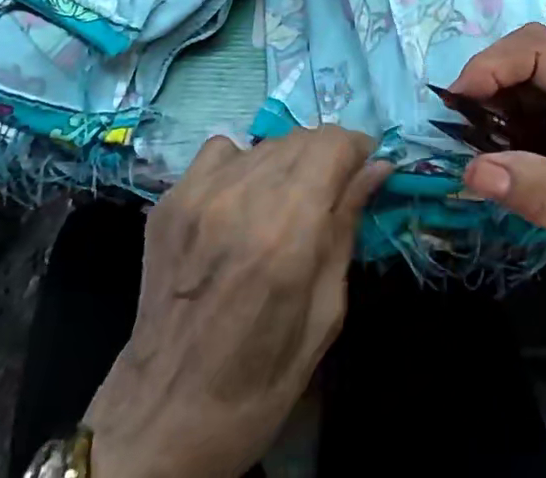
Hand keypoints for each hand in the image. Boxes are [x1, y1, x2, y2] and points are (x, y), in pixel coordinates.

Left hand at [83, 128, 390, 477]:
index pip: (331, 145)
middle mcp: (240, 198)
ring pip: (261, 143)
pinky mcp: (169, 199)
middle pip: (298, 139)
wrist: (170, 406)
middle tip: (331, 191)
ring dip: (285, 162)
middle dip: (325, 157)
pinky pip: (218, 153)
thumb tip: (377, 169)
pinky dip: (240, 165)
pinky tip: (241, 200)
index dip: (357, 149)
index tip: (365, 168)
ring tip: (286, 202)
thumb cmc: (264, 376)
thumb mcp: (326, 311)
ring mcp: (197, 193)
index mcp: (287, 231)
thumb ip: (347, 227)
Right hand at [452, 23, 545, 349]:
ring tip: (469, 152)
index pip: (541, 50)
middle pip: (533, 63)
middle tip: (454, 132)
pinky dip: (512, 138)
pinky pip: (544, 124)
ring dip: (496, 114)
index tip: (453, 104)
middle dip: (486, 87)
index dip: (489, 64)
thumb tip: (468, 169)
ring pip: (534, 93)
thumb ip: (544, 198)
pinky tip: (500, 167)